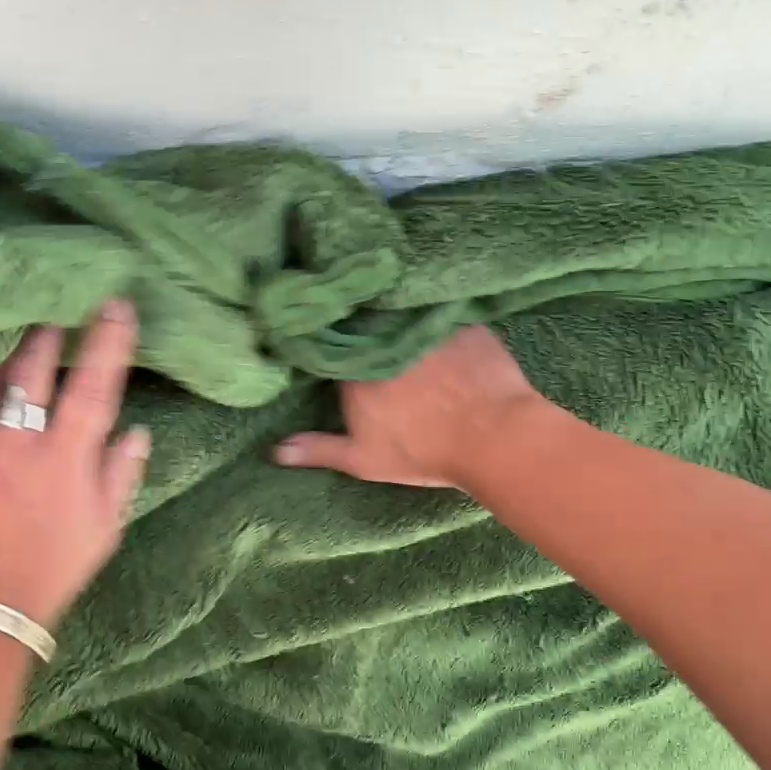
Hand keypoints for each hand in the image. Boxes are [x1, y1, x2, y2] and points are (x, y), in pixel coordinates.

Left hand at [0, 299, 150, 627]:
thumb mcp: (105, 527)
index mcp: (65, 455)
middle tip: (50, 307)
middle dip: (45, 331)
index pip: (94, 384)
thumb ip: (121, 473)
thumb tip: (136, 431)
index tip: (115, 304)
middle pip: (32, 368)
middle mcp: (18, 439)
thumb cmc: (53, 568)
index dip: (108, 340)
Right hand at [273, 324, 549, 489]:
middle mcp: (383, 339)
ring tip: (397, 324)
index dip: (330, 345)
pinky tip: (439, 324)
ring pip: (400, 315)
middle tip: (365, 336)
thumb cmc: (424, 451)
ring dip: (396, 319)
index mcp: (353, 368)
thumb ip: (318, 449)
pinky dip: (436, 318)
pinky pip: (440, 312)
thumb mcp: (364, 458)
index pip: (330, 346)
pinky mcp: (461, 322)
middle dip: (360, 327)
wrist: (495, 438)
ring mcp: (423, 327)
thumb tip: (275, 451)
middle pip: (363, 325)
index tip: (329, 347)